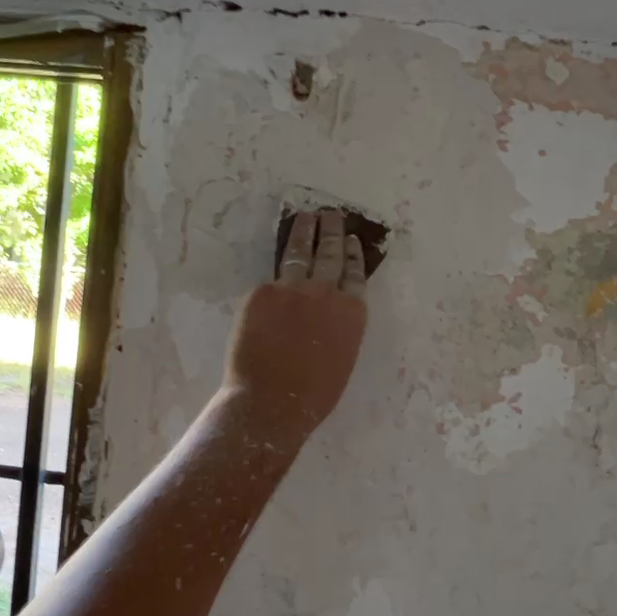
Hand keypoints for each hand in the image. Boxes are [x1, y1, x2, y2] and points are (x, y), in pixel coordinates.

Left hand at [221, 209, 369, 441]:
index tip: (350, 239)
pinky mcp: (261, 292)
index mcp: (352, 311)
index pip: (354, 272)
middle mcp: (325, 292)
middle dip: (331, 231)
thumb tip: (328, 313)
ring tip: (306, 217)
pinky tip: (274, 273)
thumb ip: (339, 325)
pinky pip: (270, 282)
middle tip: (330, 214)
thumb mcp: (343, 357)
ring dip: (304, 232)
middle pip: (330, 253)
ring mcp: (291, 289)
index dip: (352, 254)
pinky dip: (274, 280)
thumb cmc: (313, 394)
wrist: (271, 401)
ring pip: (299, 253)